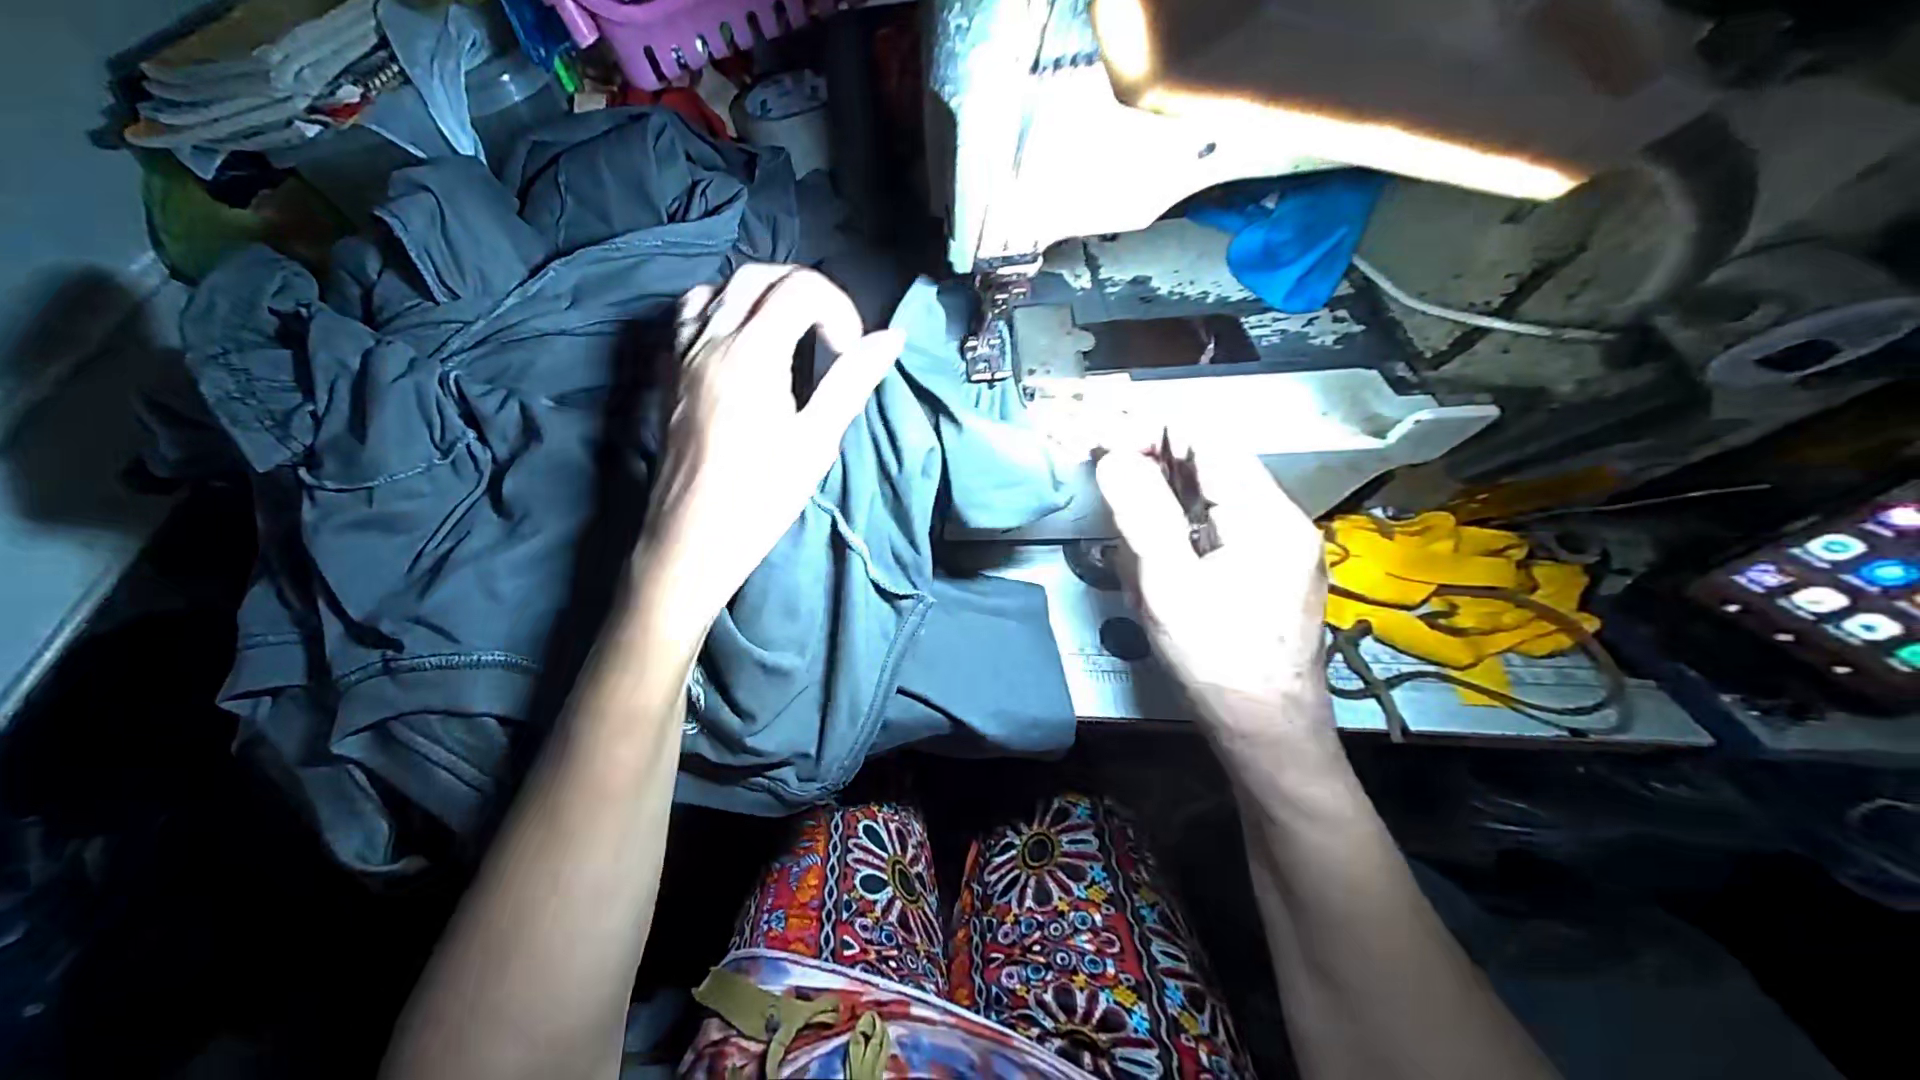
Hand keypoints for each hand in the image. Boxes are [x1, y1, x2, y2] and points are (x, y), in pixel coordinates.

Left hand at [634, 264, 903, 643]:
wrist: (691, 539)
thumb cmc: (760, 499)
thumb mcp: (816, 442)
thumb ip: (851, 381)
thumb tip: (890, 339)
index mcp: (751, 355)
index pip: (799, 289)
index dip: (838, 309)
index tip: (848, 353)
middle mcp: (711, 341)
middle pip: (760, 276)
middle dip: (805, 291)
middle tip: (831, 335)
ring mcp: (683, 353)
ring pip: (722, 287)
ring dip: (765, 294)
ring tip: (792, 332)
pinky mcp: (670, 372)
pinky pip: (692, 314)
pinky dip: (723, 308)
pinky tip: (743, 342)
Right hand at [1094, 428, 1332, 744]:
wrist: (1267, 730)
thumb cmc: (1216, 659)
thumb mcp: (1166, 582)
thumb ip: (1140, 511)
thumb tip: (1113, 454)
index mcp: (1264, 514)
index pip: (1205, 440)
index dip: (1151, 434)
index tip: (1104, 448)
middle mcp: (1281, 520)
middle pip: (1211, 467)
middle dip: (1154, 475)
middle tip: (1111, 497)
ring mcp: (1281, 547)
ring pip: (1212, 501)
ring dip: (1165, 509)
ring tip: (1135, 551)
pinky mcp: (1272, 572)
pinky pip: (1221, 532)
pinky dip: (1184, 535)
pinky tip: (1161, 569)